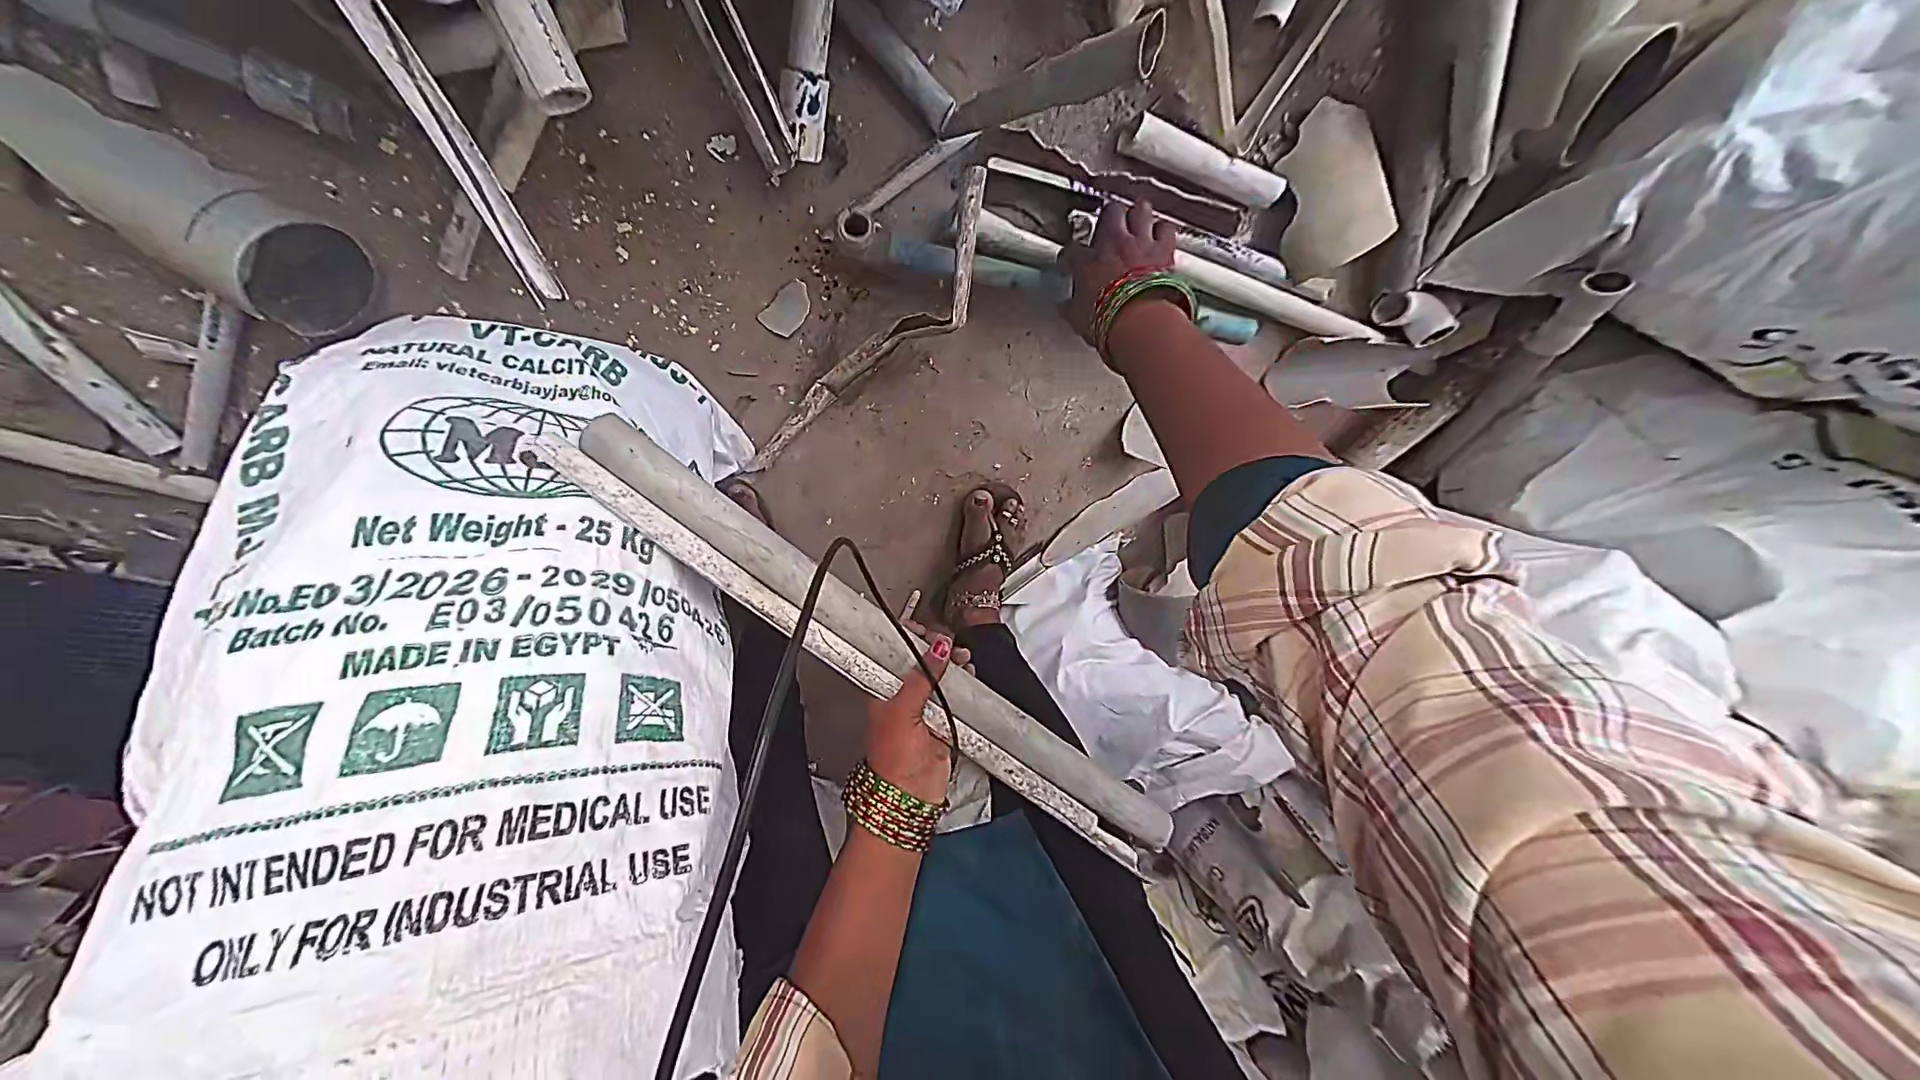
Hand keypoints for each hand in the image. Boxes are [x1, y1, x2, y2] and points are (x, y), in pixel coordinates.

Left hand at [865, 634, 966, 804]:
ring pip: (940, 675)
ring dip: (951, 664)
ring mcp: (924, 706)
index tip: (924, 630)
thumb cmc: (892, 762)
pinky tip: (967, 675)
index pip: (894, 652)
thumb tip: (936, 649)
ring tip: (960, 658)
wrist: (910, 796)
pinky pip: (955, 694)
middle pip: (921, 660)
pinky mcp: (943, 719)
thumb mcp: (902, 711)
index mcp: (883, 688)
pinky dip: (963, 683)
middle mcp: (903, 694)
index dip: (909, 638)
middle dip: (935, 648)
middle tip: (946, 643)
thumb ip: (921, 677)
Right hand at [1060, 198, 1176, 346]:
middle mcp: (1114, 246)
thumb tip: (1065, 308)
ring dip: (1138, 214)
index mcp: (1087, 263)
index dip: (1070, 255)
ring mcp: (1140, 244)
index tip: (1071, 261)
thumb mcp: (1078, 319)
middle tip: (1108, 225)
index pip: (1072, 250)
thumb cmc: (1110, 322)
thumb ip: (1071, 308)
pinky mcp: (1164, 250)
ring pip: (1139, 210)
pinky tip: (1162, 233)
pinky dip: (1164, 229)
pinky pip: (1166, 228)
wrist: (1140, 322)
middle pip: (1109, 213)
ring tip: (1137, 218)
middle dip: (1108, 217)